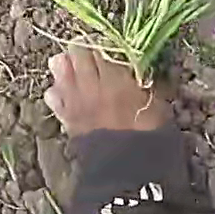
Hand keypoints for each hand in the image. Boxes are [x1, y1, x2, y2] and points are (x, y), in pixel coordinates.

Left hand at [44, 47, 169, 134]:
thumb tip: (146, 70)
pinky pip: (54, 97)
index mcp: (118, 76)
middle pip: (79, 52)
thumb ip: (150, 84)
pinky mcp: (67, 118)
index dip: (107, 45)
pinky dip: (57, 92)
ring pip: (61, 69)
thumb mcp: (160, 106)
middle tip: (92, 54)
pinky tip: (63, 93)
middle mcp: (93, 82)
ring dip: (66, 66)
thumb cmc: (151, 137)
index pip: (105, 48)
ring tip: (72, 67)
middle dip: (84, 50)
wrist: (126, 168)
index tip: (111, 47)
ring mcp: (76, 99)